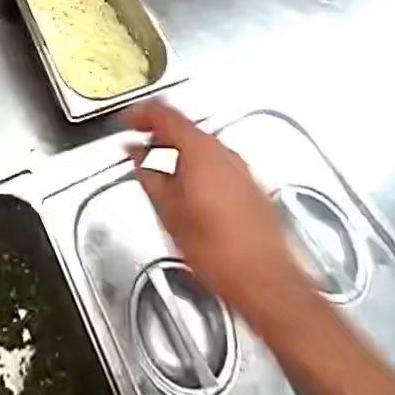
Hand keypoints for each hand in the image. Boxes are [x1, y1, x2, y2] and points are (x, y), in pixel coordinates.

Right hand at [127, 102, 317, 326]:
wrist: (265, 281)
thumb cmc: (218, 252)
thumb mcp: (169, 213)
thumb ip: (150, 176)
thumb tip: (137, 155)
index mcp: (200, 151)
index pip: (165, 115)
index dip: (142, 114)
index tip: (128, 121)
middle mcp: (224, 153)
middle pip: (185, 129)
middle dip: (159, 137)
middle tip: (140, 149)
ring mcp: (241, 168)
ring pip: (202, 147)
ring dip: (178, 154)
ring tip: (160, 175)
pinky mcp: (251, 185)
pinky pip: (217, 164)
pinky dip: (198, 168)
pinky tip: (188, 192)